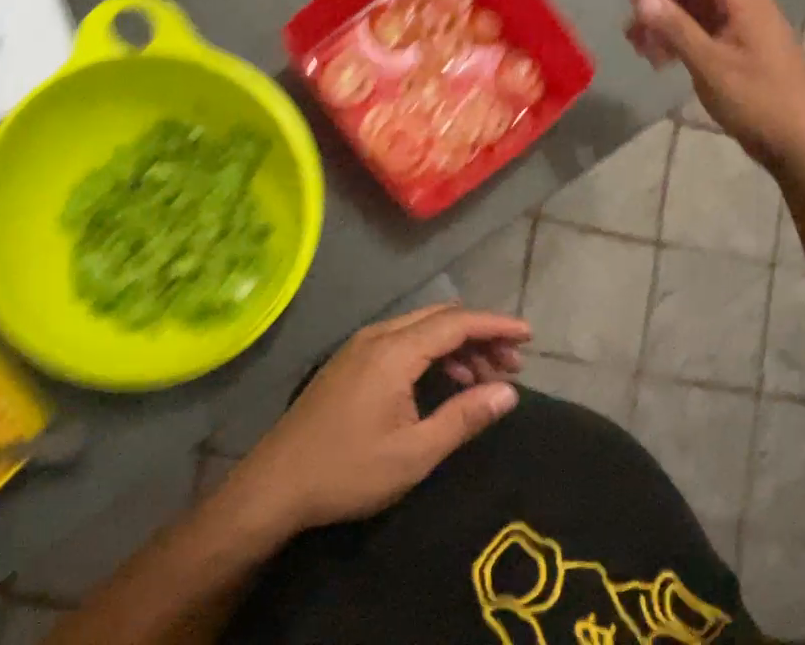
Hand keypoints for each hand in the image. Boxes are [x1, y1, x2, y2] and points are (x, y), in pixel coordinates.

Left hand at [229, 305, 529, 532]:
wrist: (276, 485)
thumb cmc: (348, 471)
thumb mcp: (415, 453)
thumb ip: (464, 417)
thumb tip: (509, 392)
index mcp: (393, 352)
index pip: (456, 322)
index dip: (496, 325)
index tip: (529, 337)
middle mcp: (377, 337)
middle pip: (440, 319)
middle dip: (480, 335)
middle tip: (513, 365)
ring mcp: (360, 348)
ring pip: (421, 329)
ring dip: (457, 345)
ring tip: (487, 377)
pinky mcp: (351, 363)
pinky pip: (403, 342)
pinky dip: (433, 353)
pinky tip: (448, 382)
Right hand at [626, 0, 804, 165]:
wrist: (797, 143)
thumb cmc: (756, 101)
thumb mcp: (710, 64)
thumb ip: (676, 28)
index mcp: (747, 2)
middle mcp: (748, 8)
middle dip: (662, 7)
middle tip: (631, 32)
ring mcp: (747, 31)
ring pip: (700, 15)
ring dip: (668, 27)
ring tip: (641, 50)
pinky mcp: (744, 53)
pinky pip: (708, 35)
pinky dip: (683, 42)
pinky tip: (663, 62)